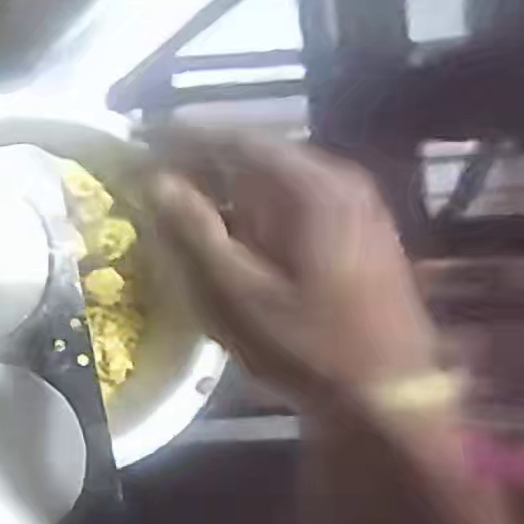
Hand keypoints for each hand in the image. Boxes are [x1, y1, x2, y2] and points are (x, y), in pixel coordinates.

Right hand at [143, 129, 440, 417]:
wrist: (384, 389)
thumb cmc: (303, 341)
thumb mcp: (235, 291)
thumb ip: (193, 230)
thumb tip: (157, 181)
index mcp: (309, 189)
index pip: (237, 139)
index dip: (183, 134)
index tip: (140, 134)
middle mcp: (337, 181)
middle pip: (258, 152)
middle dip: (201, 153)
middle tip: (151, 161)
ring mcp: (352, 203)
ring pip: (273, 175)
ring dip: (223, 177)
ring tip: (177, 186)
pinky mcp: (353, 228)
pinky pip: (289, 197)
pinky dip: (249, 198)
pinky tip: (224, 216)